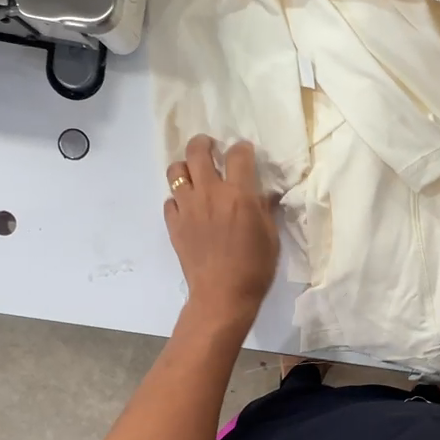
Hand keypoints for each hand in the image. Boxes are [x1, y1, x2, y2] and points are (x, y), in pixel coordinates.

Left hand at [164, 135, 278, 324]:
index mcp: (238, 194)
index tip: (245, 152)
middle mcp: (209, 193)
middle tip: (210, 148)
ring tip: (194, 175)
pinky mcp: (173, 224)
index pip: (238, 155)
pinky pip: (170, 201)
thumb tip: (264, 194)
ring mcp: (187, 207)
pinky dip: (178, 199)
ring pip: (176, 171)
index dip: (242, 149)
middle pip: (197, 151)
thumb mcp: (270, 237)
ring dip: (185, 168)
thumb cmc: (255, 268)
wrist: (222, 295)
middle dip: (204, 144)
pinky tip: (188, 208)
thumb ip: (264, 210)